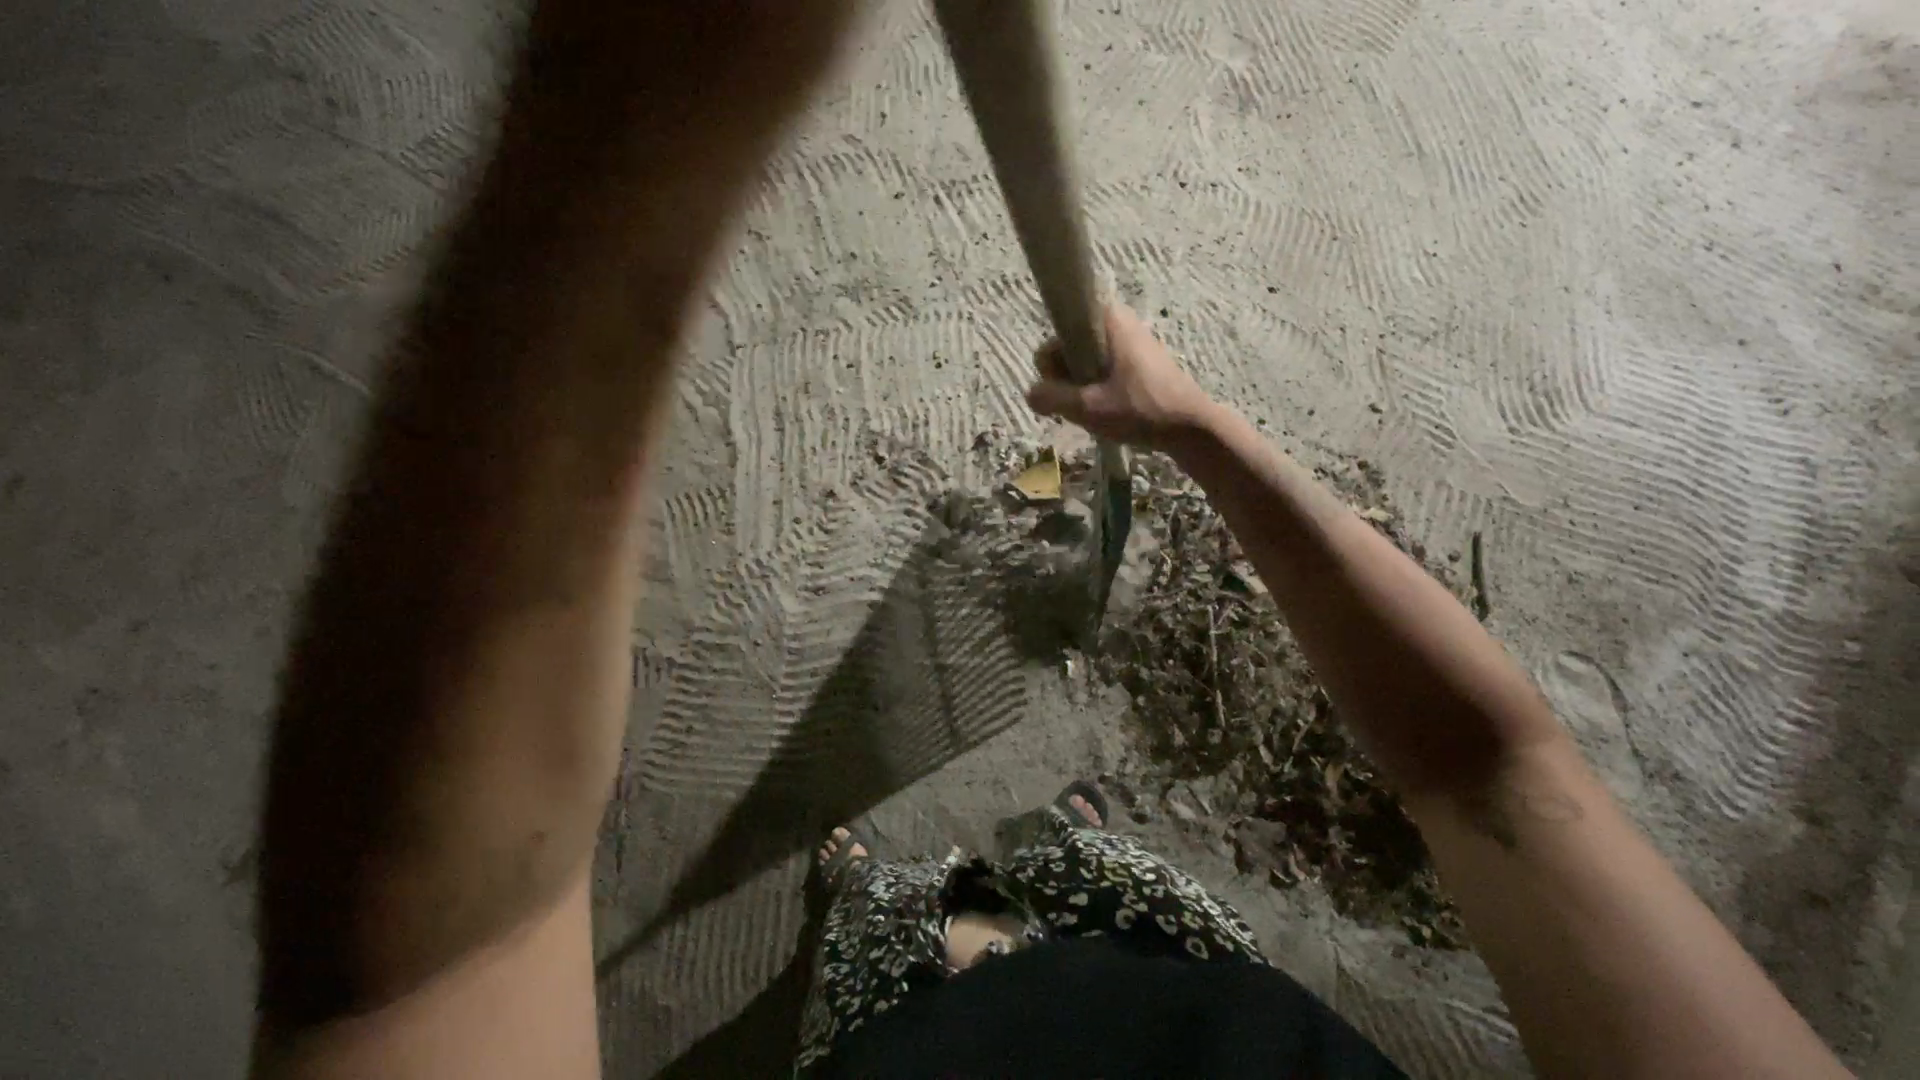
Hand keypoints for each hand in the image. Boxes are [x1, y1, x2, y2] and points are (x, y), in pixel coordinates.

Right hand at [1026, 303, 1218, 451]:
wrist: (1191, 426)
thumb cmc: (1140, 410)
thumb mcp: (1087, 407)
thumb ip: (1050, 398)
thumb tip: (1030, 394)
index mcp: (1105, 319)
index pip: (1056, 334)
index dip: (1053, 364)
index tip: (1066, 388)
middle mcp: (1117, 320)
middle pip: (1069, 347)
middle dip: (1067, 378)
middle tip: (1082, 404)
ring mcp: (1130, 339)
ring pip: (1085, 361)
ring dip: (1082, 386)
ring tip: (1097, 410)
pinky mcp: (1139, 358)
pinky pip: (1103, 368)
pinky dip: (1098, 388)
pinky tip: (1110, 410)